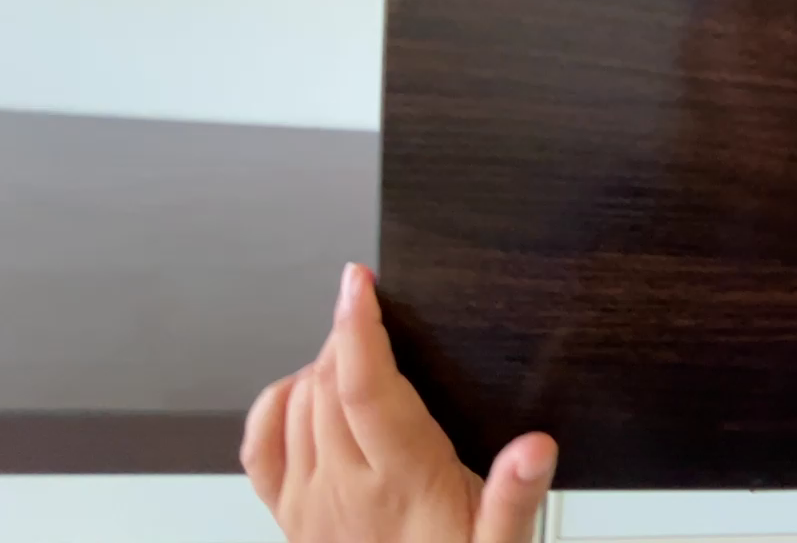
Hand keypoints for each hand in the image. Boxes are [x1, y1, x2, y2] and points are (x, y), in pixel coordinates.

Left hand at [241, 263, 557, 542]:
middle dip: (350, 330)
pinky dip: (279, 401)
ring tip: (359, 340)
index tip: (360, 282)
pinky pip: (261, 445)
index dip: (358, 327)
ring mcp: (307, 502)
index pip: (365, 388)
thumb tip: (535, 447)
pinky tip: (306, 386)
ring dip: (323, 358)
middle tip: (383, 308)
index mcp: (400, 481)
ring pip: (295, 404)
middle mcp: (343, 488)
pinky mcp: (291, 514)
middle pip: (326, 383)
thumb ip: (517, 498)